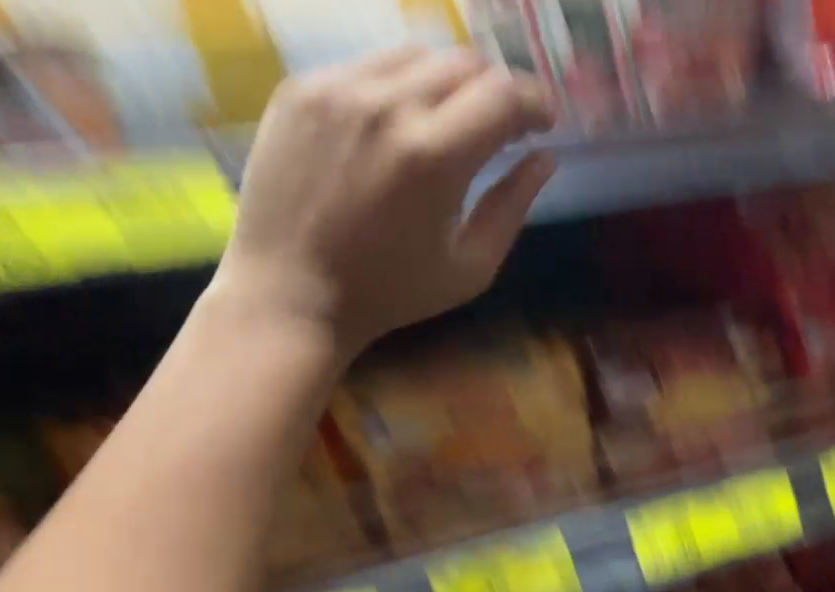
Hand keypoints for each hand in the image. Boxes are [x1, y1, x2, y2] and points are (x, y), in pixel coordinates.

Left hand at [215, 48, 555, 358]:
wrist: (290, 295)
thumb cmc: (391, 293)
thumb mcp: (470, 268)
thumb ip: (512, 207)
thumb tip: (545, 157)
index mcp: (434, 156)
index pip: (505, 94)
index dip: (535, 102)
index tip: (542, 122)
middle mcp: (387, 105)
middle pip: (466, 62)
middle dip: (497, 89)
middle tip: (500, 123)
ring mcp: (337, 89)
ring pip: (417, 54)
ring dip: (448, 80)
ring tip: (448, 119)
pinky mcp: (301, 88)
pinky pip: (367, 65)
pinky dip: (398, 85)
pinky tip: (396, 125)